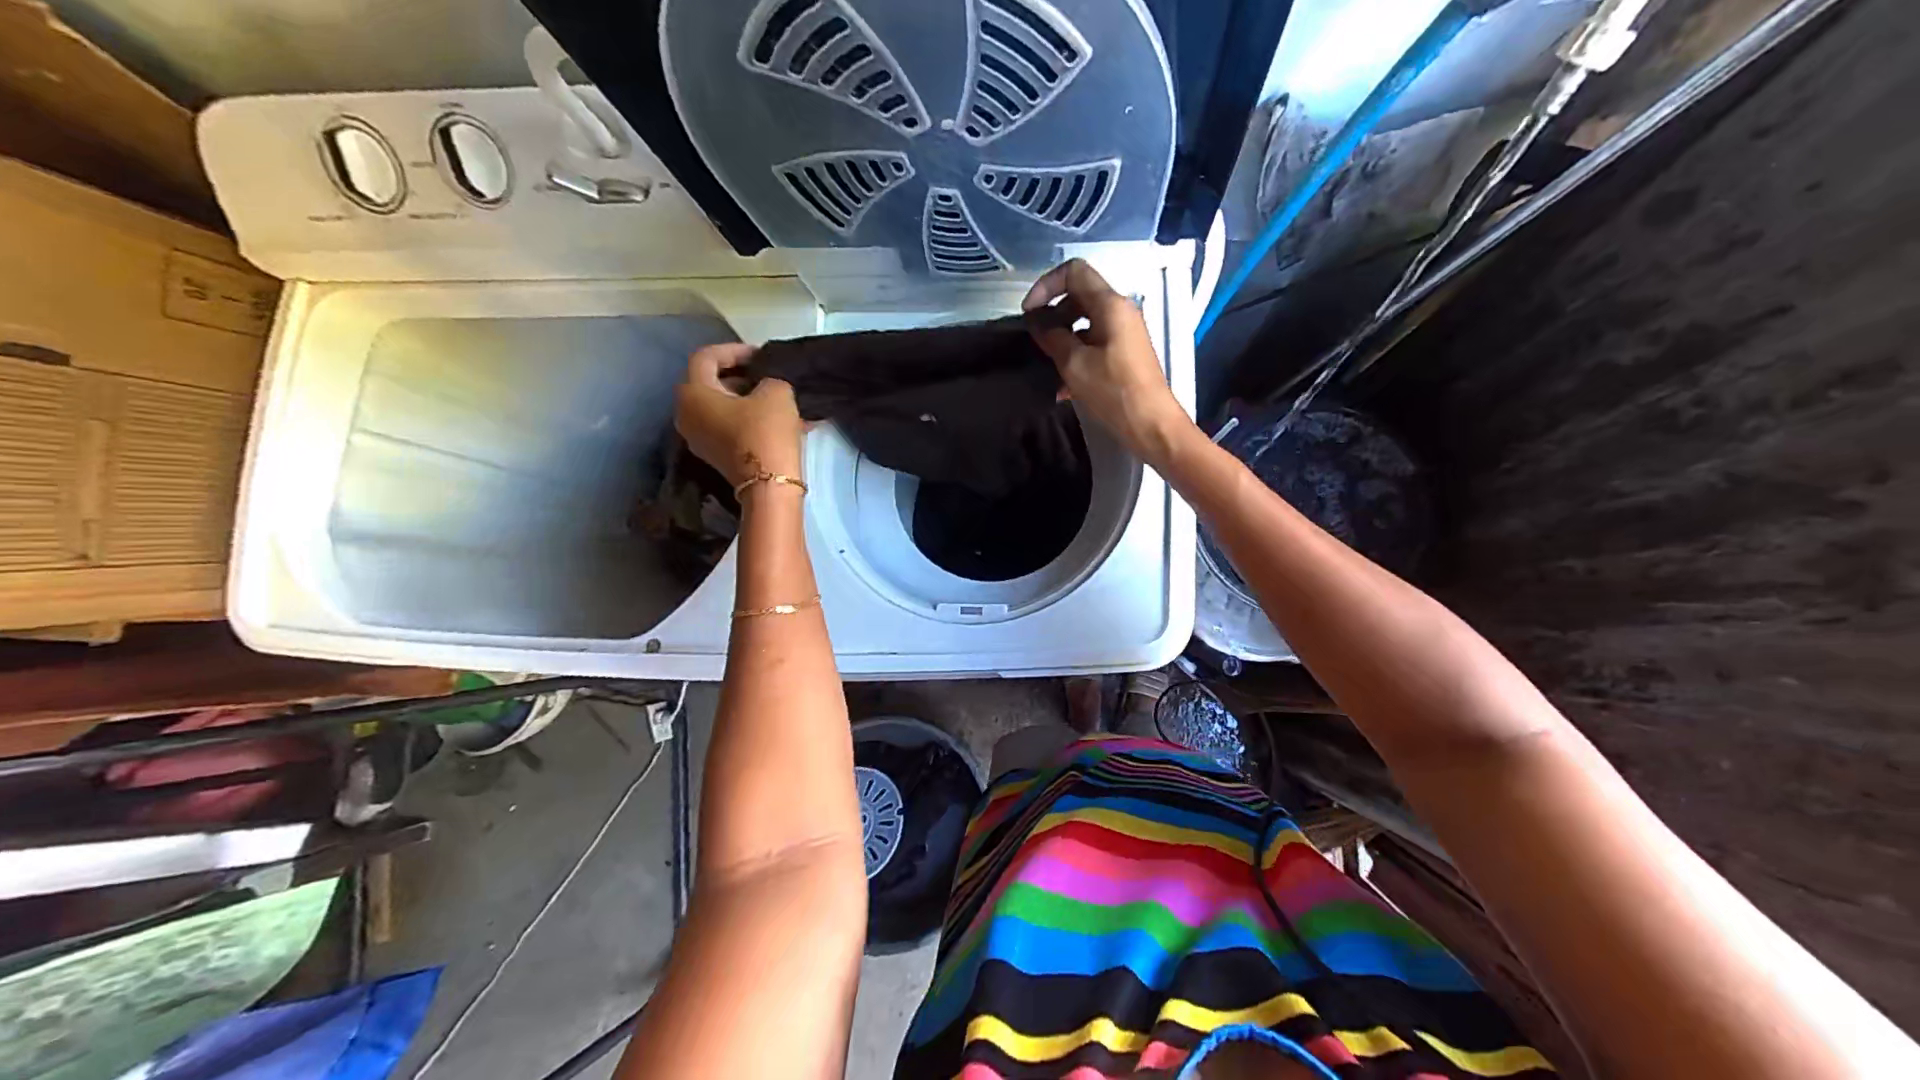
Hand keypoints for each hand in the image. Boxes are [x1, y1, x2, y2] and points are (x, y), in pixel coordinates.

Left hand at [676, 343, 804, 487]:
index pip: (707, 357)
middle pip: (712, 383)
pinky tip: (780, 418)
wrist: (769, 486)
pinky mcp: (716, 455)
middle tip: (770, 374)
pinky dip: (751, 418)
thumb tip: (765, 384)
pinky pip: (730, 426)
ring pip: (723, 406)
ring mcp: (699, 438)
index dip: (735, 350)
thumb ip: (769, 378)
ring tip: (779, 397)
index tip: (762, 355)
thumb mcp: (776, 391)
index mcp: (692, 393)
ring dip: (749, 398)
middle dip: (742, 375)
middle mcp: (687, 414)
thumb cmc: (766, 432)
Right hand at [1023, 259, 1193, 464]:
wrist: (1151, 424)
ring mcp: (1124, 332)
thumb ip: (1052, 337)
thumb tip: (1036, 322)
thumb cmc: (1113, 392)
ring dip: (1062, 339)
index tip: (1029, 313)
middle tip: (1035, 340)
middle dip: (1052, 314)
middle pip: (1078, 295)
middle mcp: (1120, 311)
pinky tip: (1061, 386)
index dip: (1045, 286)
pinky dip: (1075, 355)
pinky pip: (1093, 342)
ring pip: (1084, 322)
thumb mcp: (1075, 364)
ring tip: (1046, 365)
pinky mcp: (1124, 353)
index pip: (1073, 272)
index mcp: (1110, 305)